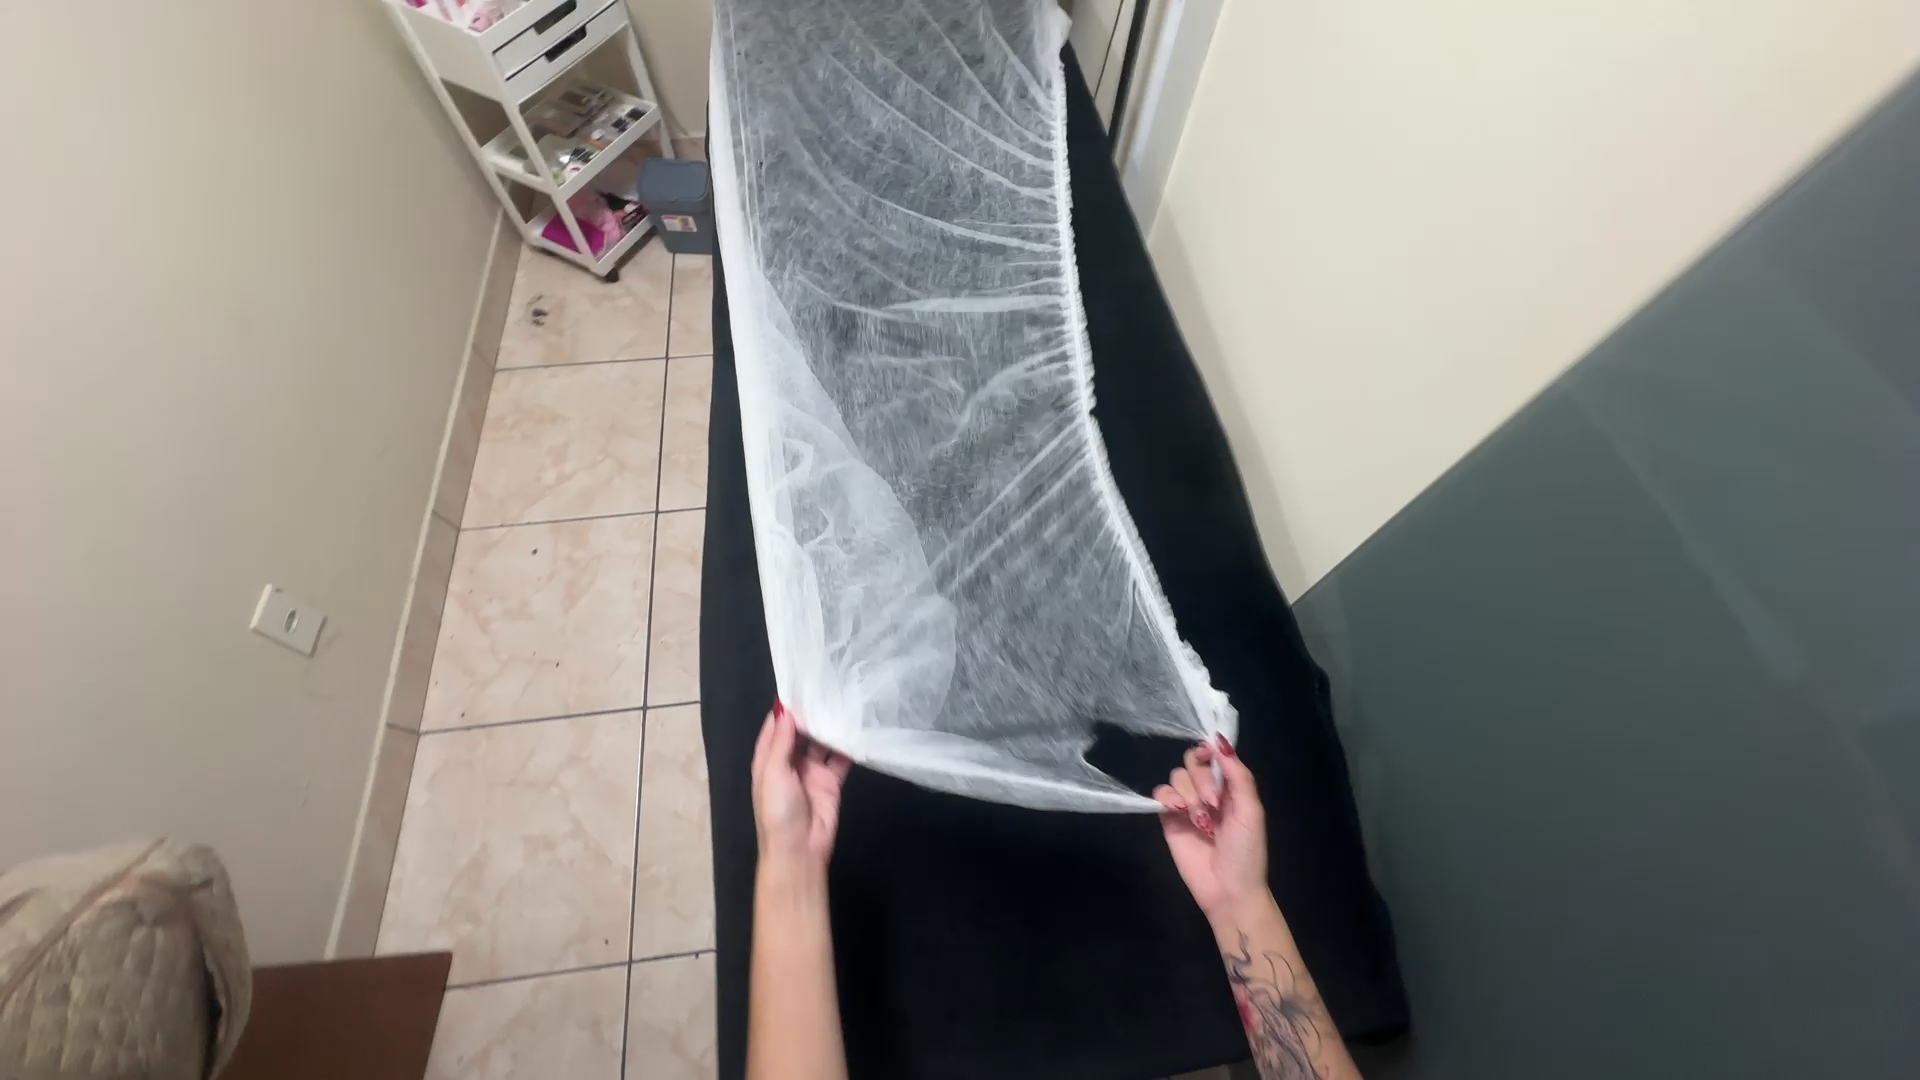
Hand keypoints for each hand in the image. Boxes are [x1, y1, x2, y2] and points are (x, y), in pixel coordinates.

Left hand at [751, 703, 851, 872]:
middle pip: (800, 733)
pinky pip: (840, 759)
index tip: (799, 686)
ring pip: (821, 743)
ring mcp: (811, 772)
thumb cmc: (778, 811)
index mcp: (768, 761)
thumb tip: (785, 710)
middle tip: (828, 689)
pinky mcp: (831, 781)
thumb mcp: (773, 773)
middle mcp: (789, 763)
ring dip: (829, 727)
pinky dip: (847, 746)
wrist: (799, 850)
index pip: (775, 728)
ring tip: (843, 704)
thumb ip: (781, 742)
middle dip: (810, 714)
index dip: (784, 709)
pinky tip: (856, 729)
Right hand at [1154, 737, 1268, 923]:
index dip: (1208, 750)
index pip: (1214, 755)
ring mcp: (1186, 804)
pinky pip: (1160, 793)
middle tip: (1213, 803)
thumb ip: (1238, 776)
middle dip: (1201, 779)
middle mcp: (1208, 791)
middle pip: (1192, 761)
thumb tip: (1220, 740)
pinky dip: (1168, 798)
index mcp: (1230, 788)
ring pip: (1177, 776)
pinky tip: (1178, 812)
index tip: (1208, 755)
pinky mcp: (1168, 818)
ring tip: (1200, 820)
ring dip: (1189, 794)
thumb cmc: (1247, 853)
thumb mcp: (1251, 812)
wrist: (1228, 890)